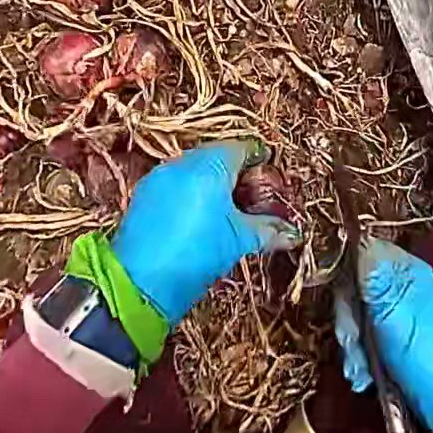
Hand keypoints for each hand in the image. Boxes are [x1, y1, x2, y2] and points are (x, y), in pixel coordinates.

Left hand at [109, 139, 300, 324]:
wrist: (139, 285)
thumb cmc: (197, 254)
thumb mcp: (238, 240)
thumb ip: (268, 230)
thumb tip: (293, 233)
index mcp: (211, 164)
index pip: (244, 148)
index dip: (261, 162)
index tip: (269, 181)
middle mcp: (185, 161)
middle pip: (220, 155)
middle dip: (238, 174)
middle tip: (251, 199)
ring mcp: (162, 174)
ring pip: (197, 167)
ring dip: (214, 181)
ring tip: (226, 210)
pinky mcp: (146, 191)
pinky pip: (178, 180)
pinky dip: (192, 190)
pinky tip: (199, 216)